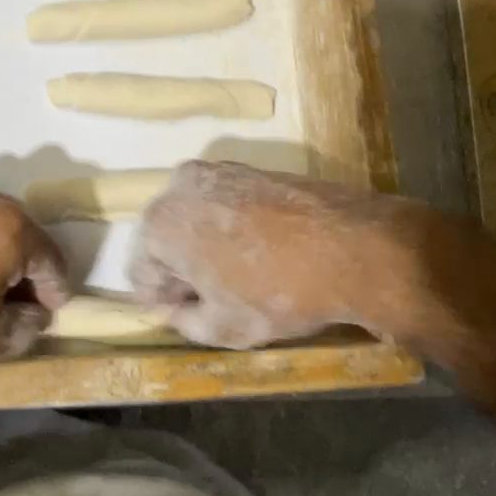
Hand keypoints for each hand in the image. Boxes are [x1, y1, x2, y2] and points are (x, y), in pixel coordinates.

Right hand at [129, 160, 431, 348]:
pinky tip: (260, 252)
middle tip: (215, 299)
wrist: (354, 248)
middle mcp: (178, 186)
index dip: (163, 302)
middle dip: (181, 269)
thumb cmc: (278, 293)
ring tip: (240, 277)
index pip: (141, 273)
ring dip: (205, 246)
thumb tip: (174, 311)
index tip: (189, 316)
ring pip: (193, 219)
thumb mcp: (224, 328)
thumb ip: (183, 322)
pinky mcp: (250, 167)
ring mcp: (217, 170)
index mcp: (160, 225)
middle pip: (164, 239)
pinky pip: (222, 204)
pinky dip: (230, 227)